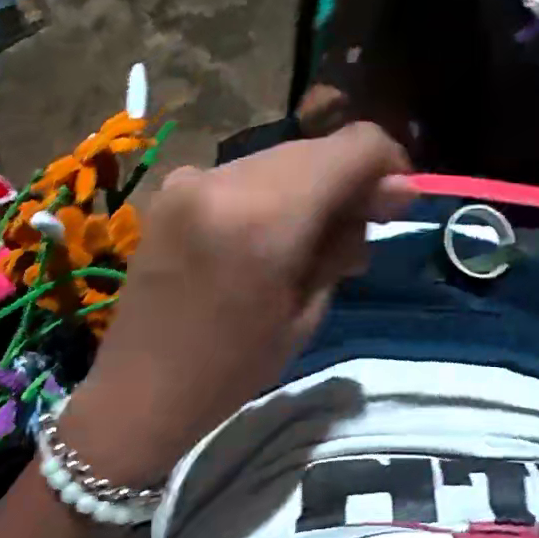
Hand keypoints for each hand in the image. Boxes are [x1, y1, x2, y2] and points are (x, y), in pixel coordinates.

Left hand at [60, 123, 413, 482]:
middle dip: (349, 181)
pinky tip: (269, 242)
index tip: (397, 204)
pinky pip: (242, 177)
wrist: (141, 389)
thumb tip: (391, 195)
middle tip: (361, 232)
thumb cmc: (232, 369)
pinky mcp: (171, 190)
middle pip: (315, 151)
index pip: (353, 147)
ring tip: (313, 247)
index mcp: (266, 216)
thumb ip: (344, 244)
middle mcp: (225, 179)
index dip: (388, 166)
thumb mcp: (306, 314)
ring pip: (278, 162)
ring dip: (310, 190)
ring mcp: (191, 178)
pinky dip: (270, 197)